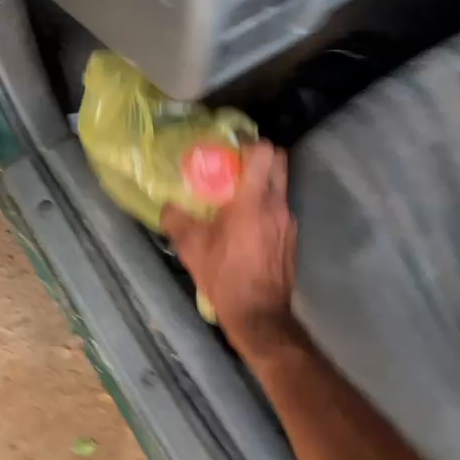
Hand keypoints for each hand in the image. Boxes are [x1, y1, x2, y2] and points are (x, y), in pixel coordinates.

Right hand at [162, 142, 299, 355]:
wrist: (260, 316)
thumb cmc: (225, 277)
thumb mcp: (191, 248)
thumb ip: (176, 219)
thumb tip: (168, 206)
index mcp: (254, 201)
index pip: (265, 152)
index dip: (250, 144)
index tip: (230, 150)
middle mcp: (277, 205)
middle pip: (279, 162)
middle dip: (260, 157)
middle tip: (235, 167)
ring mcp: (289, 222)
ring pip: (280, 186)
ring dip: (262, 184)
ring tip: (237, 198)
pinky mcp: (291, 238)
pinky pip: (280, 209)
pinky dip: (266, 207)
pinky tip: (247, 226)